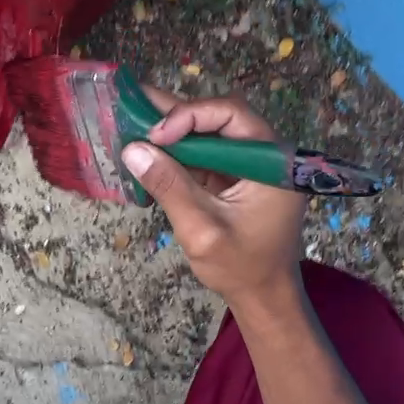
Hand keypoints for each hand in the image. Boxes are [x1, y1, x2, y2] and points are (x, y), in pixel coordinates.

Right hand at [121, 90, 306, 311]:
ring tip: (133, 122)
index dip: (189, 117)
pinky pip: (205, 155)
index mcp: (272, 160)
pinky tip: (148, 150)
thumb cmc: (241, 267)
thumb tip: (132, 150)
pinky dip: (177, 153)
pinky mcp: (234, 178)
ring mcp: (249, 165)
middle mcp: (265, 153)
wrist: (264, 297)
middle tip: (133, 107)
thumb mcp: (201, 230)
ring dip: (173, 133)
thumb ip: (170, 187)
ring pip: (209, 134)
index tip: (154, 136)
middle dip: (175, 116)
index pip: (230, 115)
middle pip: (218, 118)